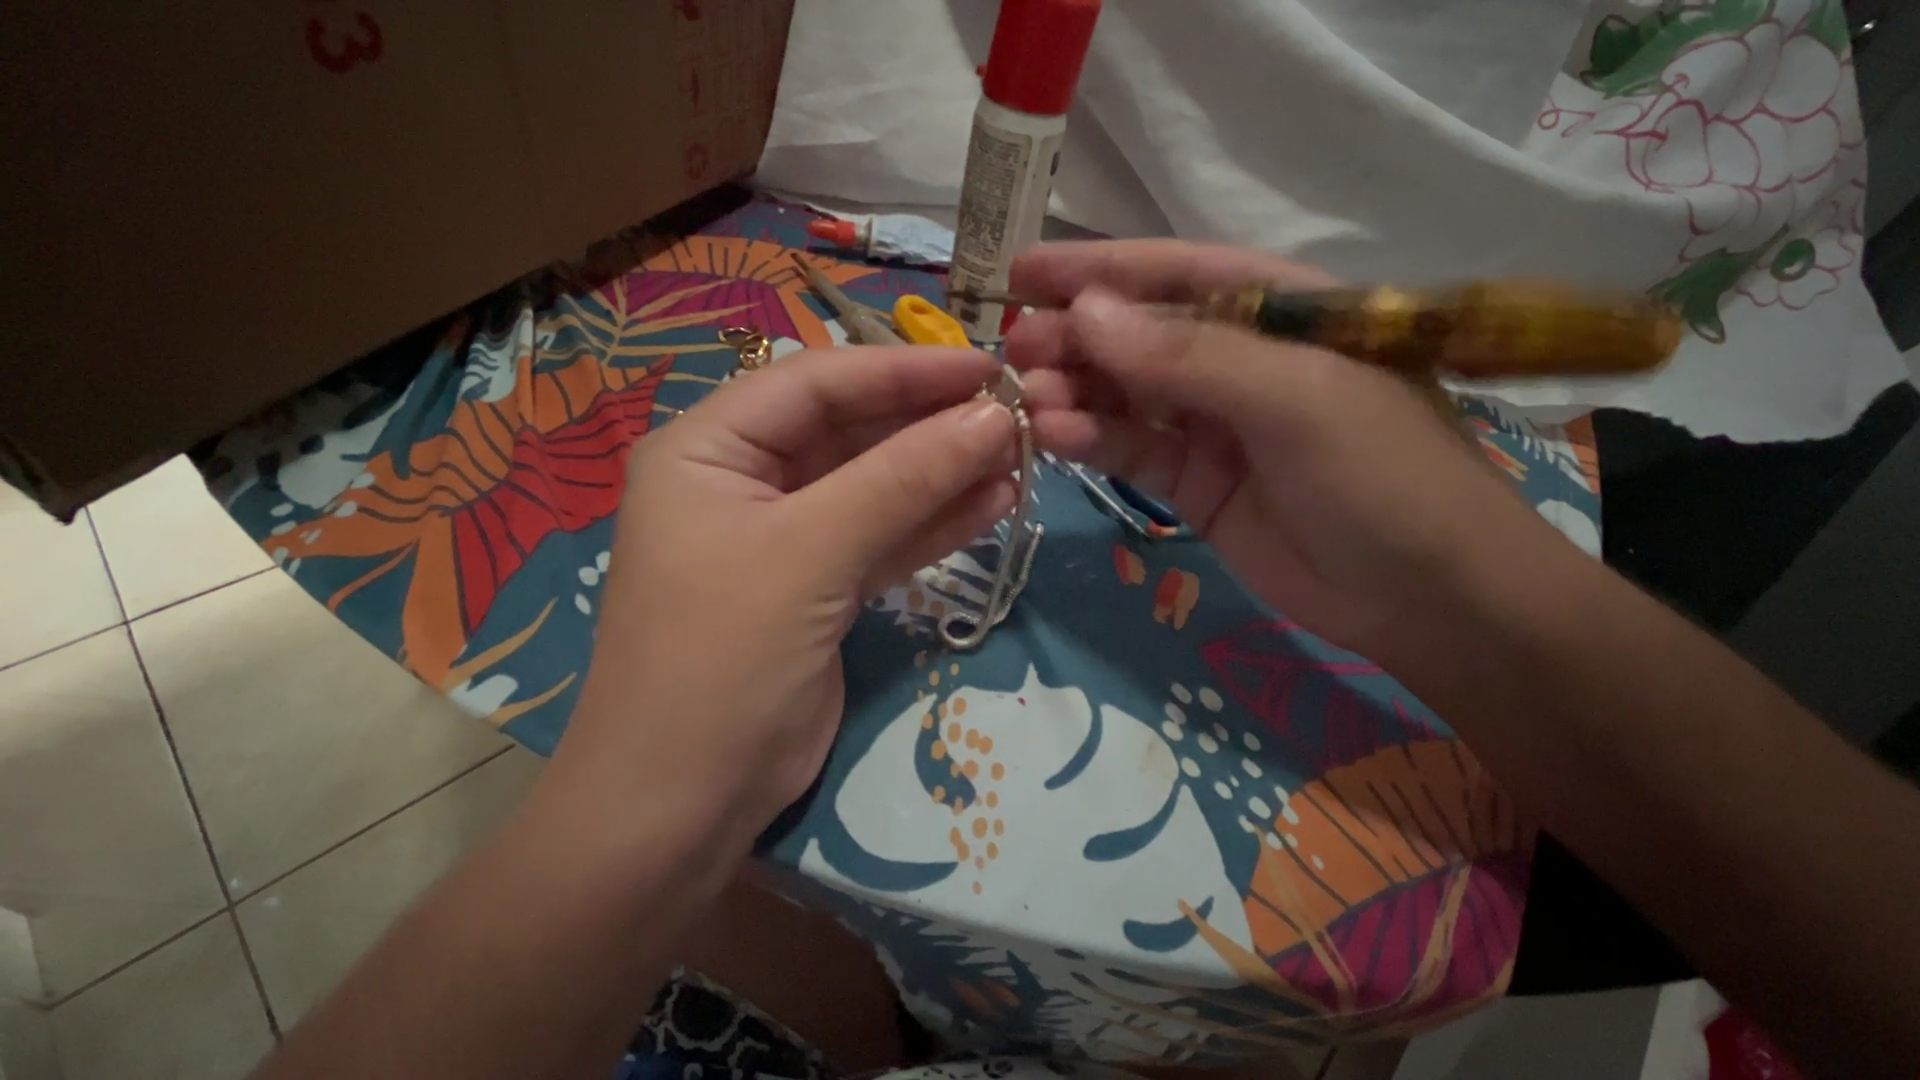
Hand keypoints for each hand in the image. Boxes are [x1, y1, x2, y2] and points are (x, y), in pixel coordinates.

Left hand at [561, 346, 1015, 846]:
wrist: (682, 803)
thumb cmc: (722, 658)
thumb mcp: (810, 554)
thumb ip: (902, 480)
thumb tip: (993, 417)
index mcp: (709, 448)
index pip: (818, 381)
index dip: (906, 369)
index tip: (990, 368)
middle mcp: (743, 481)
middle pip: (850, 430)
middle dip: (930, 424)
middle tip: (1017, 417)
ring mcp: (784, 539)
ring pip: (875, 487)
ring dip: (943, 474)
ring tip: (1020, 459)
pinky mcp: (818, 589)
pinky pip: (883, 540)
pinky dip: (934, 526)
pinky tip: (993, 505)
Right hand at [1005, 239, 1562, 654]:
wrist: (1430, 599)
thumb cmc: (1384, 476)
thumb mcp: (1295, 399)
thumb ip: (1188, 356)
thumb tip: (1084, 311)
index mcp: (1281, 313)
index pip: (1178, 274)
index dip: (1100, 268)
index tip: (1024, 270)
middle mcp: (1241, 361)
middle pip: (1141, 335)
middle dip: (1076, 336)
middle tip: (1012, 347)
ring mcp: (1215, 426)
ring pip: (1127, 395)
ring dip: (1075, 392)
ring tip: (1026, 400)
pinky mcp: (1196, 484)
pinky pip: (1134, 451)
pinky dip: (1093, 442)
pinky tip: (1056, 439)